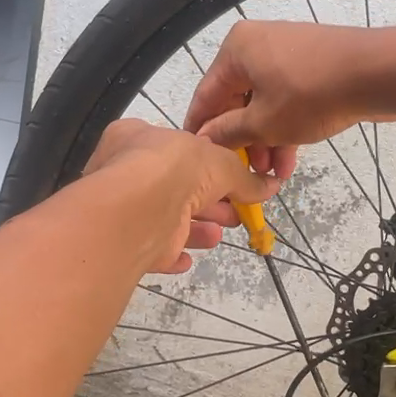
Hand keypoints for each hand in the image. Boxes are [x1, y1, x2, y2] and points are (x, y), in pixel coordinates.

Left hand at [84, 119, 278, 273]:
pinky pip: (151, 248)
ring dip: (195, 229)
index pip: (174, 148)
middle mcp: (125, 171)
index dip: (204, 163)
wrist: (139, 211)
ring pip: (165, 218)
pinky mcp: (126, 242)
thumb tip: (271, 185)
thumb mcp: (221, 162)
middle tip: (233, 212)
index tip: (229, 178)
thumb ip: (244, 177)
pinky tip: (188, 258)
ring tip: (219, 234)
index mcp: (138, 138)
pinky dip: (172, 253)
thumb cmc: (175, 168)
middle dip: (207, 202)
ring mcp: (124, 208)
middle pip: (174, 186)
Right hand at [182, 20, 395, 179]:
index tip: (196, 159)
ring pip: (265, 103)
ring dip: (266, 140)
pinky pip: (288, 99)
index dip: (201, 130)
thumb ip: (228, 132)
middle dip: (242, 141)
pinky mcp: (313, 66)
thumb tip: (204, 139)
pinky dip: (286, 126)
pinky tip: (290, 160)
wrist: (377, 73)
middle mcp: (258, 45)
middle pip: (237, 100)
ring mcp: (288, 54)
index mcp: (236, 49)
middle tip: (244, 173)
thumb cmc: (311, 95)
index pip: (206, 95)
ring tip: (272, 176)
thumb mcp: (264, 122)